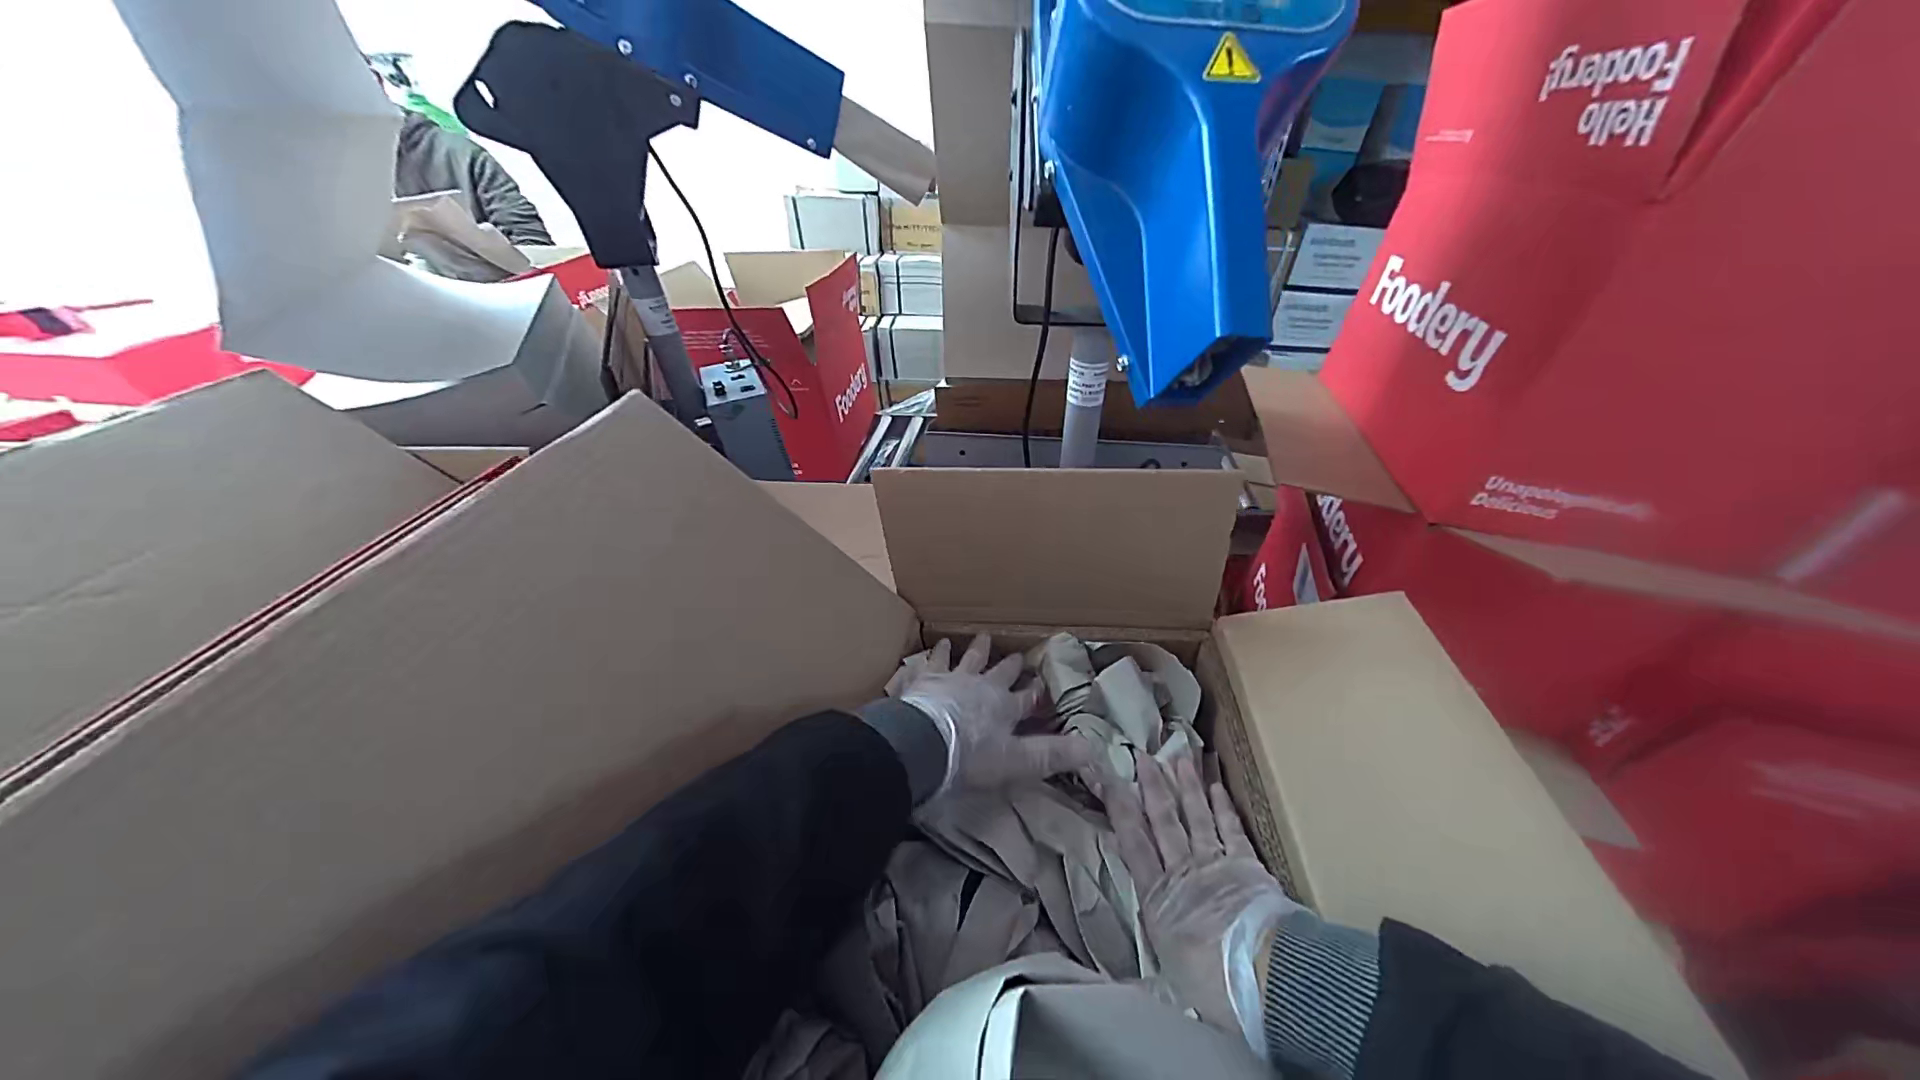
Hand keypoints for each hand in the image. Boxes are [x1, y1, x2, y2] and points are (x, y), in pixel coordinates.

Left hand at [887, 635, 1095, 794]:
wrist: (922, 742)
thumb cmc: (971, 756)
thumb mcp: (1017, 761)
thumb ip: (1051, 754)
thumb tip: (1092, 748)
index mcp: (1003, 706)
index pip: (1026, 697)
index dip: (1035, 691)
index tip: (1042, 682)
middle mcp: (979, 685)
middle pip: (997, 671)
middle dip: (1007, 663)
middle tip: (1014, 653)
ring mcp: (948, 679)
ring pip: (962, 659)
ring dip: (969, 650)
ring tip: (972, 638)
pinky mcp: (921, 680)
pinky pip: (927, 664)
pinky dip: (931, 656)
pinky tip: (929, 649)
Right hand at [1100, 747, 1299, 1054]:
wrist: (1268, 978)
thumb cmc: (1212, 984)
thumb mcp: (1169, 971)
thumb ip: (1148, 942)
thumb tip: (1121, 952)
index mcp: (1158, 896)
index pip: (1132, 841)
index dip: (1120, 809)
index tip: (1109, 780)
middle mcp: (1183, 872)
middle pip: (1163, 821)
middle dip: (1152, 787)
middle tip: (1144, 756)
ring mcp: (1216, 864)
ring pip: (1195, 816)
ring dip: (1186, 787)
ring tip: (1178, 758)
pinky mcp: (1248, 866)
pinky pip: (1232, 829)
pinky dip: (1223, 807)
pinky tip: (1216, 787)